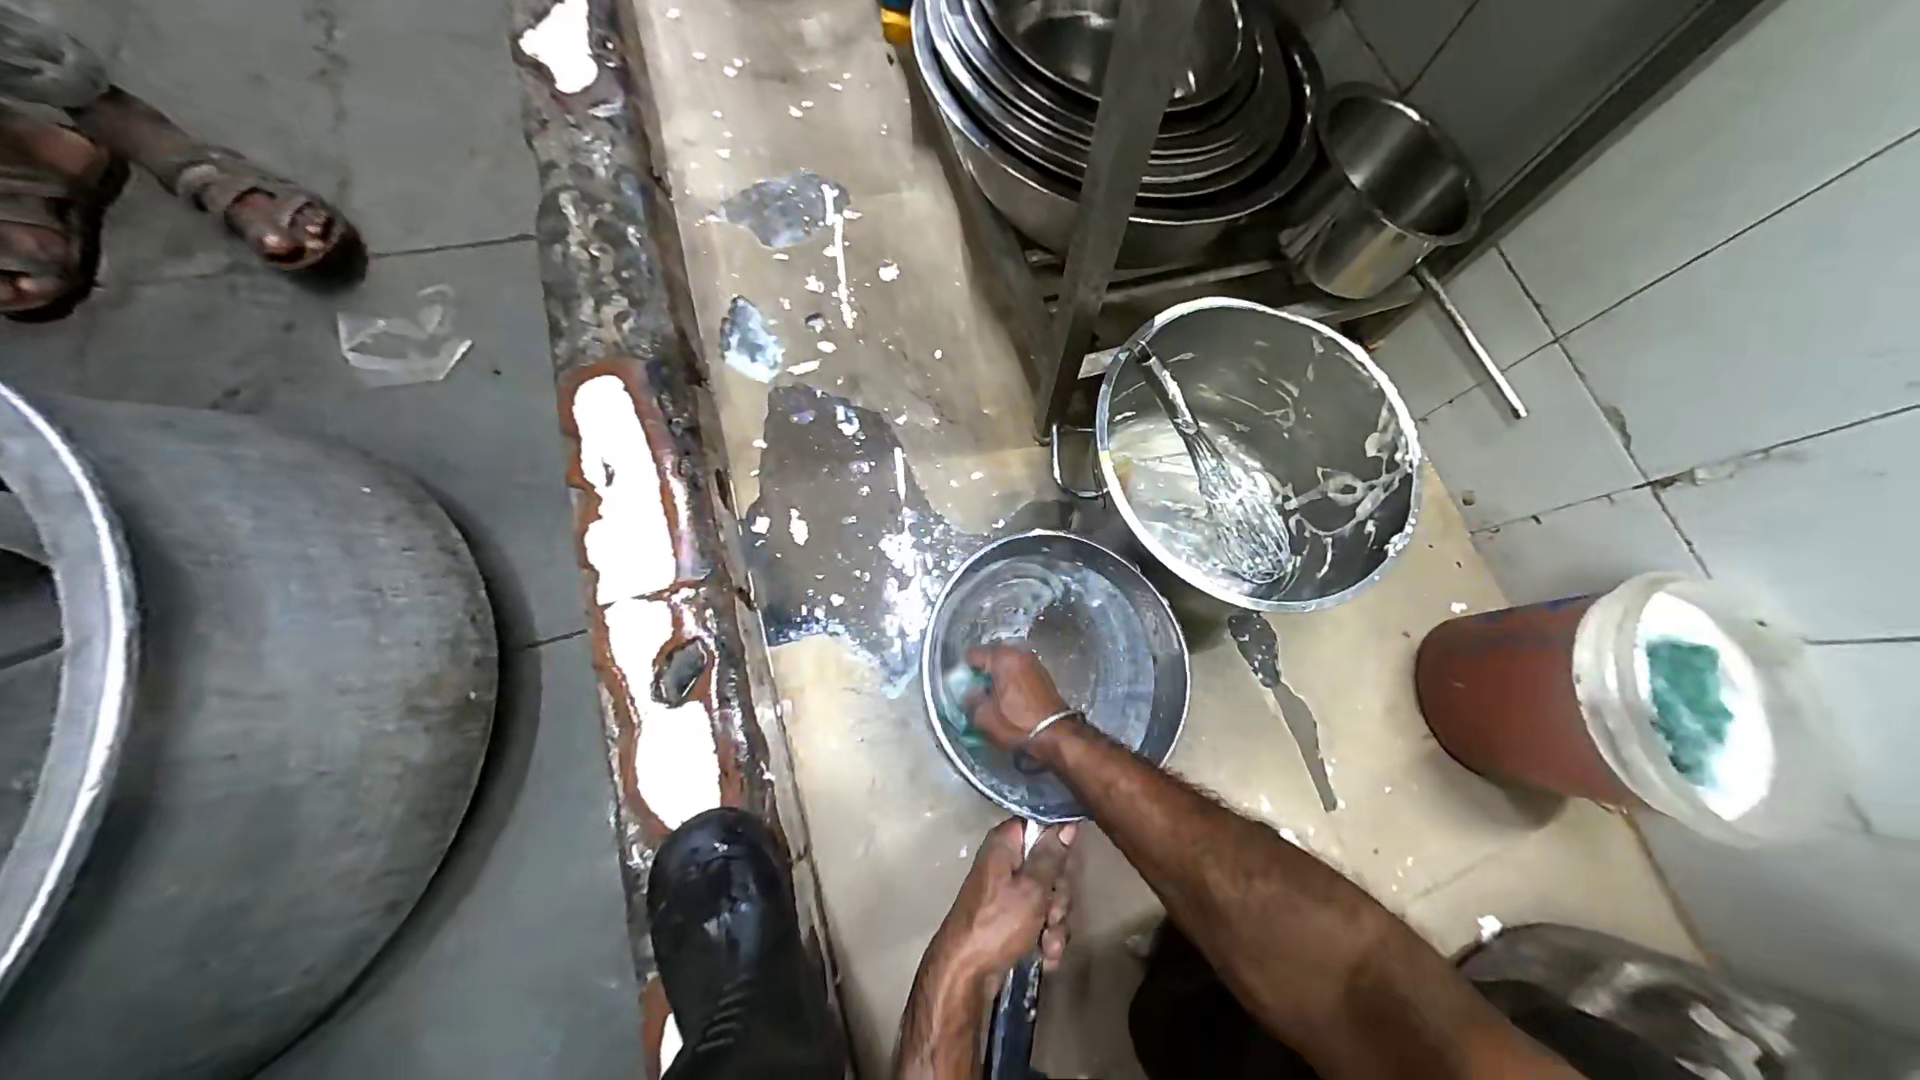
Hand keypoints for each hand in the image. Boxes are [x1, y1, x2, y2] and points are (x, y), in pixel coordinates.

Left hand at [928, 819, 1076, 993]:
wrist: (966, 973)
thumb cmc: (997, 923)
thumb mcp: (1032, 888)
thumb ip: (1051, 856)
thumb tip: (1068, 823)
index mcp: (1004, 844)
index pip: (1040, 826)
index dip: (1058, 845)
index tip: (1066, 865)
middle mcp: (1006, 862)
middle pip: (1049, 866)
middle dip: (1058, 896)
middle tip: (1052, 912)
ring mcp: (1008, 892)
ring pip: (1049, 897)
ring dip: (1054, 923)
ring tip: (1047, 942)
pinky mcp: (1011, 918)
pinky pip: (1039, 920)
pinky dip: (1045, 937)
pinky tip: (1045, 955)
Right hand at [964, 645, 1070, 751]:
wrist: (1056, 735)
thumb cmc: (1017, 723)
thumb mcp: (983, 717)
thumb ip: (971, 700)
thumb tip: (972, 694)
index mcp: (1003, 657)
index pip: (973, 654)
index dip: (964, 668)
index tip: (961, 683)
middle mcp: (1020, 654)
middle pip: (992, 656)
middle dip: (983, 671)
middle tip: (976, 689)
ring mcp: (1035, 663)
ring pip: (1008, 664)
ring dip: (999, 676)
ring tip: (992, 695)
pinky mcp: (1044, 676)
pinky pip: (1020, 672)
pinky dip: (1012, 681)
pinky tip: (1009, 698)